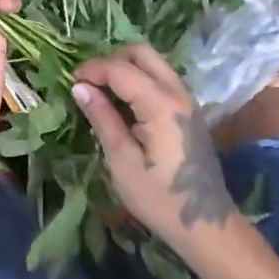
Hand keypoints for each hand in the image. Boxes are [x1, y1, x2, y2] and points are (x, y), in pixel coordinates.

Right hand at [71, 46, 244, 264]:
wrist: (207, 225)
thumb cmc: (160, 199)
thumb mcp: (122, 162)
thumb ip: (103, 119)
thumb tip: (80, 87)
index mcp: (161, 103)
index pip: (121, 69)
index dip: (93, 69)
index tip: (71, 80)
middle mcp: (178, 92)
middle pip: (142, 53)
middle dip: (112, 59)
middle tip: (88, 79)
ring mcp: (187, 99)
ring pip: (154, 63)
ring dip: (127, 67)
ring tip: (101, 89)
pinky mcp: (189, 110)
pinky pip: (162, 78)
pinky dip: (140, 79)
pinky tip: (123, 102)